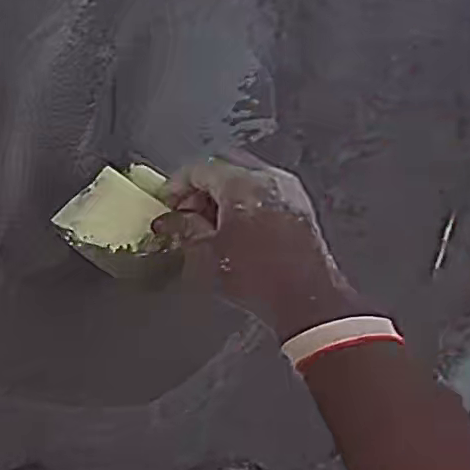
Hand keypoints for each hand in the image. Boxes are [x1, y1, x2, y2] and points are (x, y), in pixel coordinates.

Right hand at [153, 151, 358, 336]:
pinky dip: (240, 202)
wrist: (305, 299)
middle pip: (223, 169)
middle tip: (182, 214)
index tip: (165, 204)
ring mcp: (288, 192)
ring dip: (219, 196)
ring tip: (204, 225)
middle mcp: (269, 179)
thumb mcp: (205, 252)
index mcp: (243, 184)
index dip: (176, 186)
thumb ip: (183, 227)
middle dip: (198, 189)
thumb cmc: (254, 275)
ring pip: (243, 180)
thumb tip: (168, 220)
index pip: (199, 170)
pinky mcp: (299, 208)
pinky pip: (260, 192)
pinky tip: (230, 228)